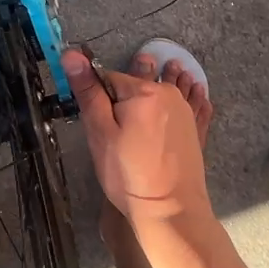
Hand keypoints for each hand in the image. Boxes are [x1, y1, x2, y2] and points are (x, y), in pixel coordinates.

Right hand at [64, 47, 211, 227]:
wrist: (170, 213)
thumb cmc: (129, 175)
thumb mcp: (100, 133)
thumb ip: (88, 91)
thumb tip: (72, 54)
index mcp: (142, 92)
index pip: (109, 78)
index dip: (97, 96)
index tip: (94, 115)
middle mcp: (168, 94)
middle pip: (137, 84)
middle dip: (125, 93)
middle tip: (120, 108)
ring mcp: (186, 111)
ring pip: (164, 90)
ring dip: (161, 82)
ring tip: (165, 71)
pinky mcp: (196, 130)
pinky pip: (193, 103)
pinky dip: (191, 95)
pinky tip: (197, 89)